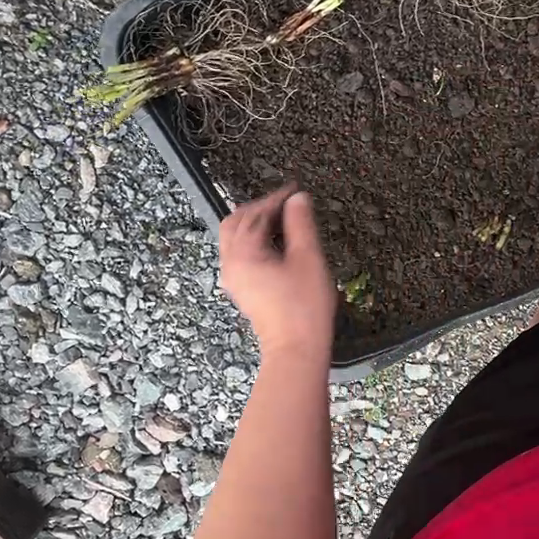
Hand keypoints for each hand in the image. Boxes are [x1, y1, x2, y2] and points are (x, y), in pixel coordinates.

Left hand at [218, 184, 334, 358]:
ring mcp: (234, 278)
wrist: (296, 348)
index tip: (295, 190)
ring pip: (235, 238)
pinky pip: (240, 254)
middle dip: (260, 208)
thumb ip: (301, 224)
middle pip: (236, 223)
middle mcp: (231, 264)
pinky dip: (255, 241)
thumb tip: (298, 199)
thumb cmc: (304, 307)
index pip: (255, 214)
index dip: (276, 198)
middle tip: (286, 203)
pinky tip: (277, 244)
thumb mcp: (308, 258)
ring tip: (284, 220)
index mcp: (243, 253)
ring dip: (256, 224)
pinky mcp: (242, 289)